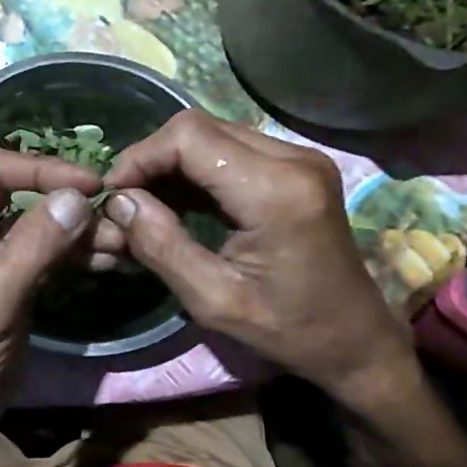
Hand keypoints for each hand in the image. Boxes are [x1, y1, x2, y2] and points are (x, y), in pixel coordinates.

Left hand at [0, 150, 100, 449]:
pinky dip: (76, 254)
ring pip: (38, 223)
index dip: (44, 169)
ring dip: (80, 230)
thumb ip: (33, 248)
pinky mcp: (6, 279)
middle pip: (20, 193)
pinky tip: (113, 259)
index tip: (93, 184)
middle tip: (117, 215)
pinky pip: (45, 253)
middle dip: (68, 202)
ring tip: (125, 242)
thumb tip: (78, 196)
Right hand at [102, 110, 416, 405]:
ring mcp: (298, 159)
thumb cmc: (287, 329)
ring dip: (170, 162)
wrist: (354, 340)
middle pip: (198, 126)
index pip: (188, 137)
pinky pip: (230, 148)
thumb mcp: (213, 300)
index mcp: (275, 191)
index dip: (140, 157)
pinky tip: (176, 202)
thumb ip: (161, 246)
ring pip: (211, 133)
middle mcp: (292, 159)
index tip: (112, 195)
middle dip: (151, 158)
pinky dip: (193, 169)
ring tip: (144, 203)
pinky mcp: (296, 168)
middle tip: (124, 200)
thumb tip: (119, 202)